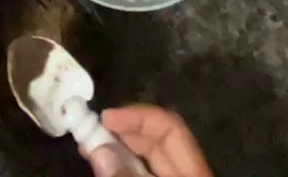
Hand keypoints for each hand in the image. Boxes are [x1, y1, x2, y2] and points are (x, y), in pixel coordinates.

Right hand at [84, 106, 211, 176]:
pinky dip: (126, 167)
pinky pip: (147, 173)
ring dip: (120, 148)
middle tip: (90, 129)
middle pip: (158, 140)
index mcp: (196, 171)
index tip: (105, 117)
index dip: (136, 116)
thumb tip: (97, 148)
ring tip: (91, 145)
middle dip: (124, 130)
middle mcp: (189, 172)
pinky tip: (106, 164)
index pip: (169, 126)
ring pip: (150, 159)